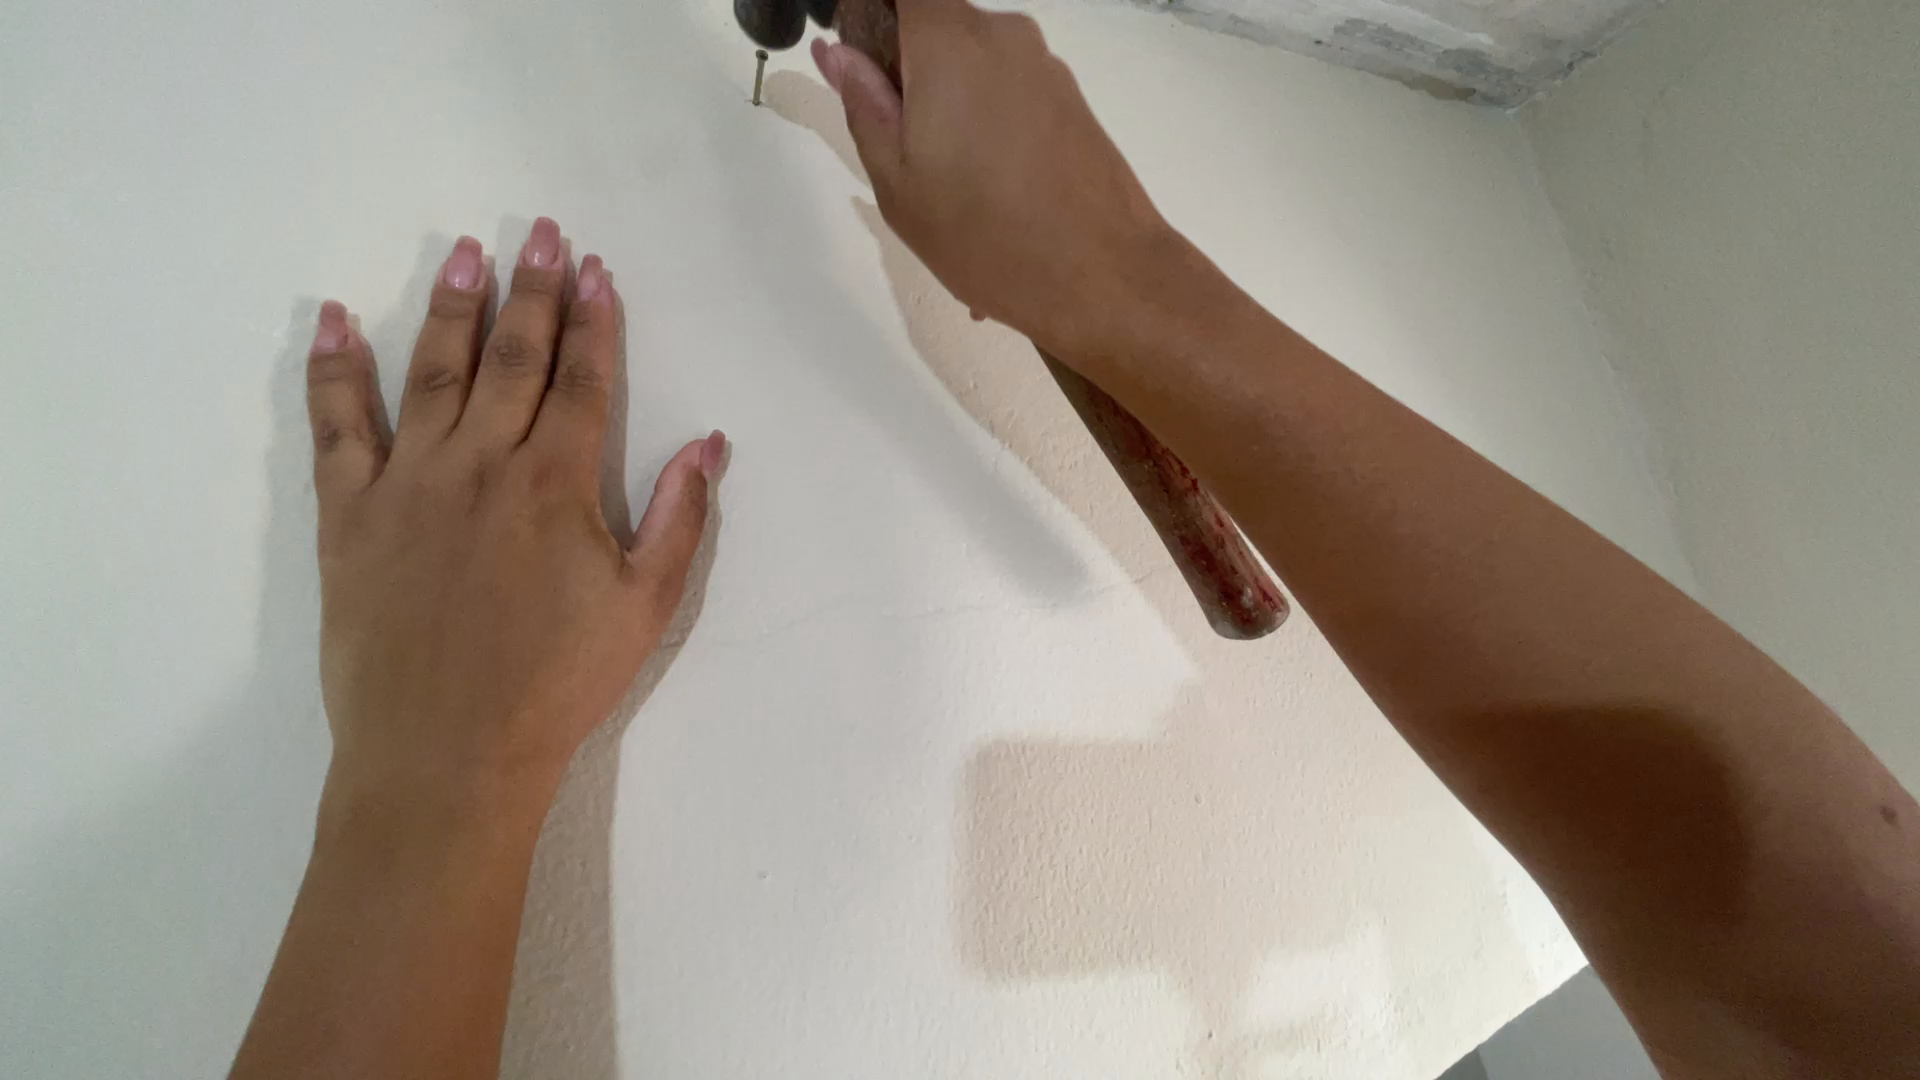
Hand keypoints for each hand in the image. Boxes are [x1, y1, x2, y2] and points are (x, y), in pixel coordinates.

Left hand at [304, 219, 724, 819]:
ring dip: (453, 308)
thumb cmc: (564, 678)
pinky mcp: (351, 515)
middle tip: (541, 231)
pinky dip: (335, 370)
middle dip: (533, 292)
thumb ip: (681, 516)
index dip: (594, 323)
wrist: (450, 752)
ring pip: (433, 373)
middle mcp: (481, 465)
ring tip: (466, 251)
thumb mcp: (649, 603)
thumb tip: (709, 443)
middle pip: (511, 359)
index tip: (596, 271)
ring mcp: (408, 484)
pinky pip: (338, 426)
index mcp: (558, 485)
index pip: (581, 382)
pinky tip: (335, 319)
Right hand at [813, 0, 1175, 358]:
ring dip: (956, 125)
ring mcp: (1047, 69)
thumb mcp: (900, 187)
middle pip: (938, 34)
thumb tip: (839, 53)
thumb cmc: (986, 239)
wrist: (1102, 277)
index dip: (869, 27)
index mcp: (948, 43)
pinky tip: (999, 210)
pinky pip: (1015, 106)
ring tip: (960, 206)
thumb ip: (866, 109)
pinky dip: (995, 143)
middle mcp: (1003, 35)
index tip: (867, 86)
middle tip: (914, 169)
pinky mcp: (1074, 105)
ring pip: (978, 77)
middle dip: (913, 86)